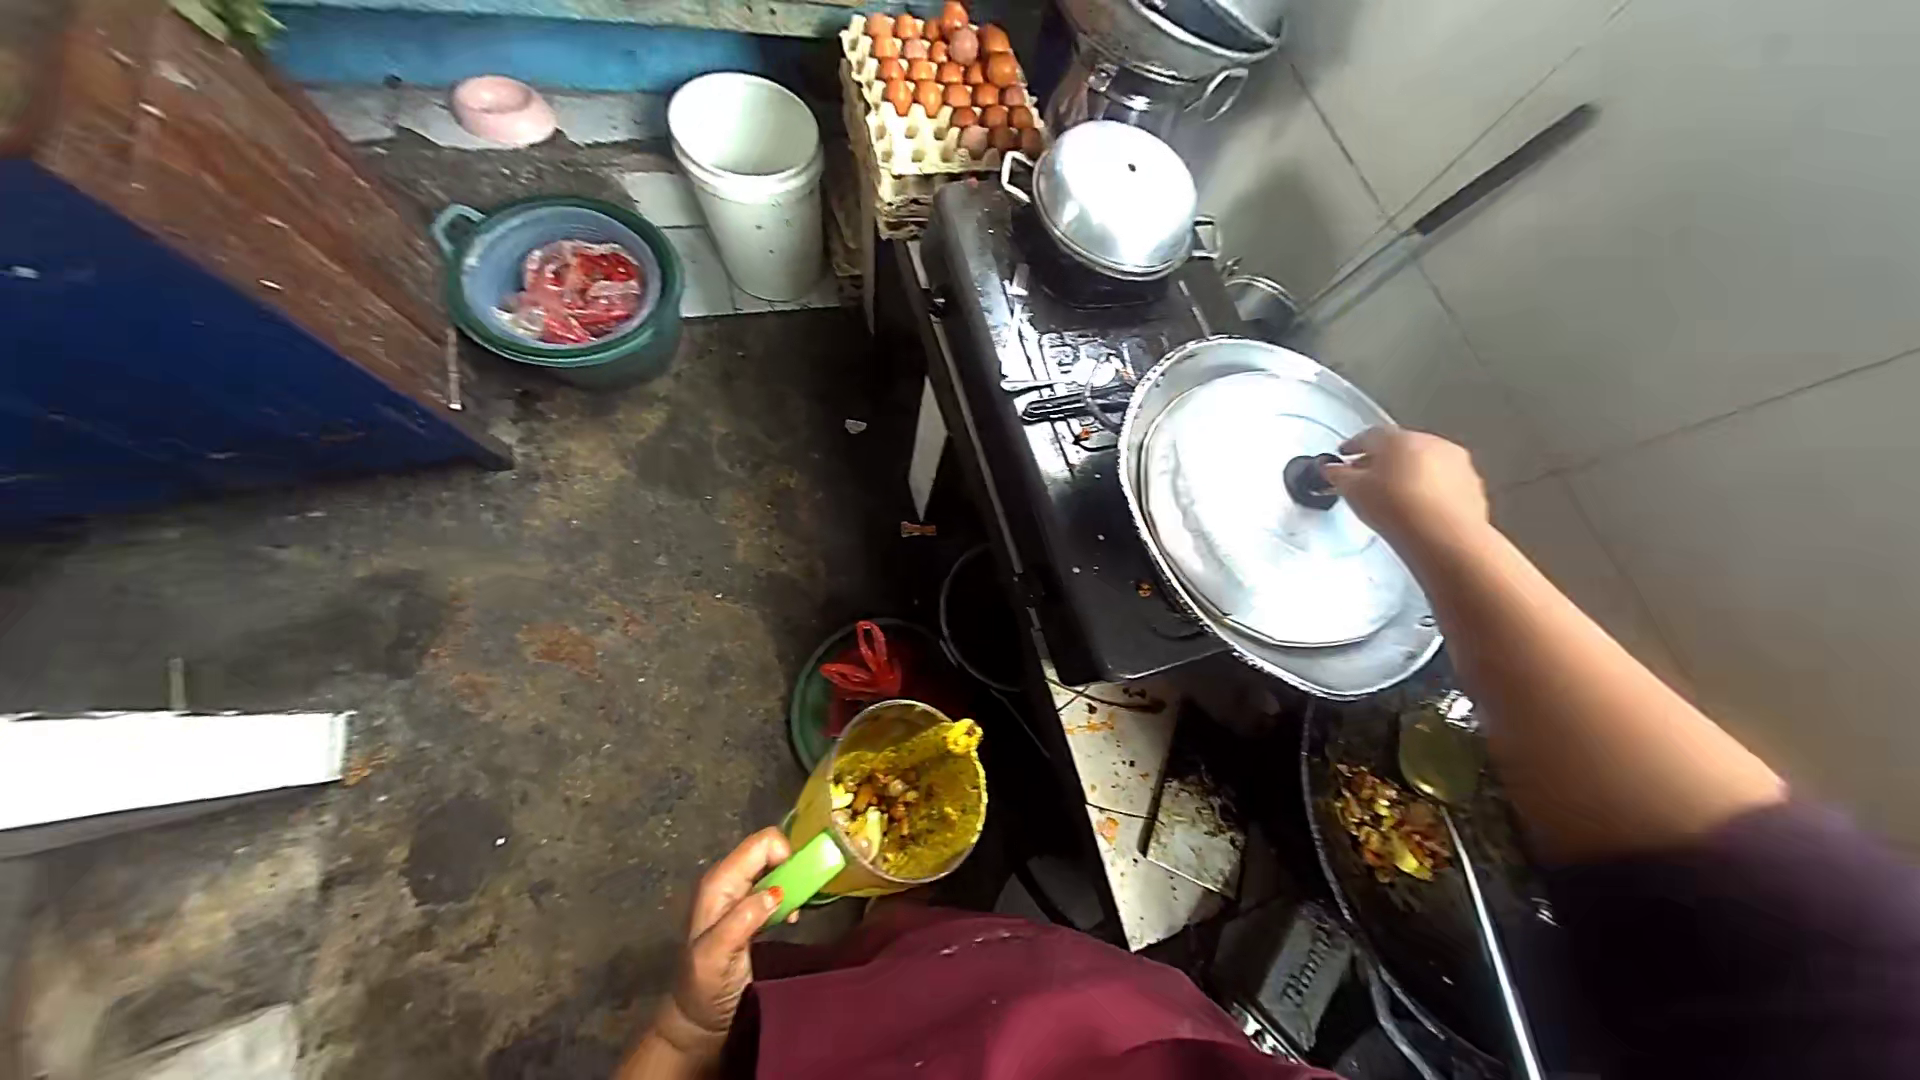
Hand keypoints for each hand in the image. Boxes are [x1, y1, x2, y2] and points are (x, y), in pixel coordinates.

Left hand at [648, 828, 790, 1063]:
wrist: (697, 1019)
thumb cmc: (705, 988)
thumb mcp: (716, 956)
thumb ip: (742, 920)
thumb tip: (776, 891)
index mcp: (719, 881)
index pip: (762, 842)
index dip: (784, 854)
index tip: (794, 887)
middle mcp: (728, 878)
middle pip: (770, 849)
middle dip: (790, 868)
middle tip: (795, 903)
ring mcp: (738, 891)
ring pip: (775, 865)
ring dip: (791, 884)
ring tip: (791, 915)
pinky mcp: (749, 905)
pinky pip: (776, 883)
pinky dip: (788, 895)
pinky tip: (787, 918)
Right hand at [1322, 427, 1488, 549]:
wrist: (1442, 536)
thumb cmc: (1395, 507)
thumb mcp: (1351, 490)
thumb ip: (1338, 475)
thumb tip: (1333, 470)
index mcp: (1399, 439)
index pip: (1369, 435)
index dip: (1352, 446)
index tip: (1344, 454)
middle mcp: (1431, 444)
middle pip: (1399, 447)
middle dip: (1380, 460)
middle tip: (1364, 477)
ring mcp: (1456, 463)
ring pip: (1423, 463)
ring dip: (1406, 474)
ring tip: (1389, 496)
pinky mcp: (1471, 486)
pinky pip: (1442, 482)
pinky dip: (1426, 489)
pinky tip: (1414, 508)